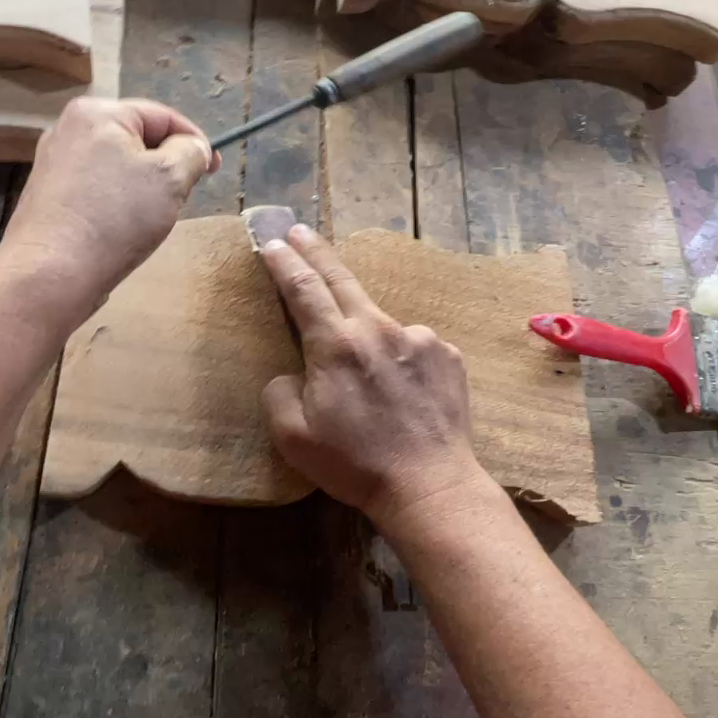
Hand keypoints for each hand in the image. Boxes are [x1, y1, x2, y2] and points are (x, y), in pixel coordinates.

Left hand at [0, 97, 218, 318]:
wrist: (52, 273)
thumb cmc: (116, 218)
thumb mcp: (170, 178)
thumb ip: (191, 152)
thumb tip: (193, 146)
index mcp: (97, 112)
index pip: (162, 116)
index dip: (194, 141)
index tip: (213, 170)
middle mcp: (68, 129)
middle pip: (138, 141)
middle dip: (166, 168)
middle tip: (180, 199)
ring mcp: (54, 164)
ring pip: (119, 168)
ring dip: (144, 189)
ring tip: (149, 220)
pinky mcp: (49, 197)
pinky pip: (98, 190)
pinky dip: (118, 205)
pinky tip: (121, 231)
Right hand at [257, 222, 486, 525]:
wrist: (430, 486)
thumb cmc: (355, 465)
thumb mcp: (292, 436)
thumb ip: (279, 391)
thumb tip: (292, 371)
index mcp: (337, 345)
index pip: (303, 289)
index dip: (283, 263)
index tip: (270, 242)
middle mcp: (379, 329)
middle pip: (340, 279)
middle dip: (314, 252)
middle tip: (297, 231)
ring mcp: (419, 338)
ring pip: (379, 321)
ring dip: (362, 330)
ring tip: (362, 375)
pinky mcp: (447, 354)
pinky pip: (411, 345)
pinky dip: (398, 357)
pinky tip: (400, 391)